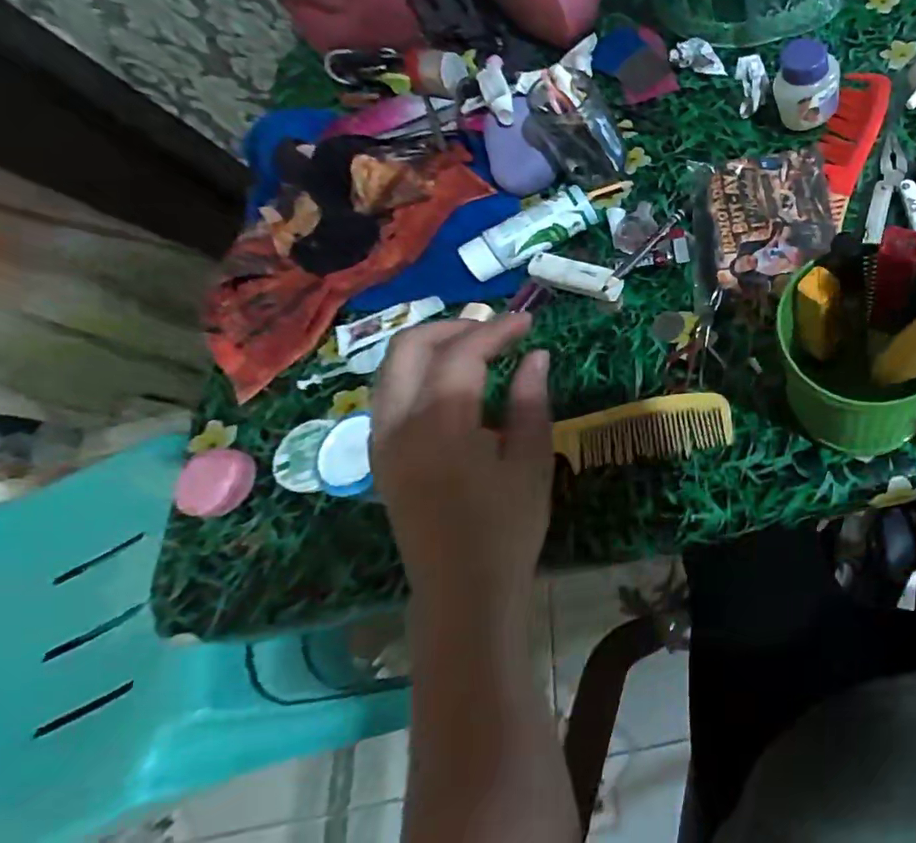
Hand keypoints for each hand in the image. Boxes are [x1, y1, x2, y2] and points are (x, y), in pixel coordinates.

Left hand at [371, 313, 552, 607]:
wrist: (462, 592)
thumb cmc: (506, 529)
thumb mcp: (531, 463)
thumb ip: (531, 401)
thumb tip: (536, 356)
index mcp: (439, 425)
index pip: (461, 354)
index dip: (496, 331)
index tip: (527, 323)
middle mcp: (397, 424)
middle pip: (409, 348)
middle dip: (453, 327)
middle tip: (496, 331)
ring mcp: (381, 441)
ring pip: (392, 369)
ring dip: (431, 347)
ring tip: (476, 349)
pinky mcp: (379, 457)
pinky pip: (389, 395)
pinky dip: (418, 374)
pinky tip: (452, 384)